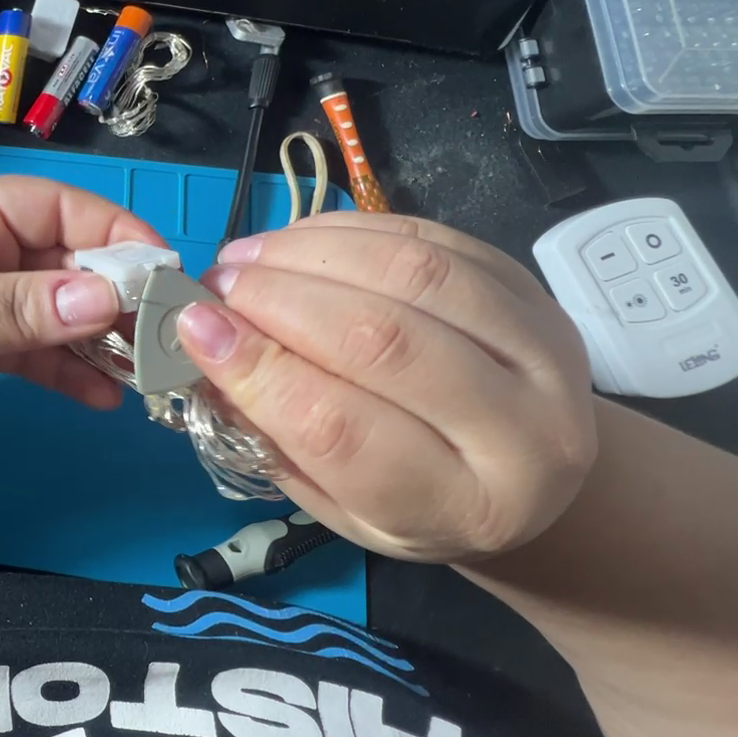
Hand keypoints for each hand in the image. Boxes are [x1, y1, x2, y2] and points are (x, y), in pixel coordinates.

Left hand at [0, 176, 164, 441]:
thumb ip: (17, 307)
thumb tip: (107, 299)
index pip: (58, 207)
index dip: (117, 233)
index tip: (167, 275)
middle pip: (65, 260)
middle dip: (114, 297)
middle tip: (168, 342)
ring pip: (53, 308)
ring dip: (95, 339)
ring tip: (145, 378)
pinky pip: (28, 347)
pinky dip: (60, 368)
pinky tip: (99, 397)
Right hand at [175, 212, 597, 562]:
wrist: (527, 474)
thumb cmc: (405, 498)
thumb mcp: (329, 497)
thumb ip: (267, 429)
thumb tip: (202, 341)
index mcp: (457, 505)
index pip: (339, 429)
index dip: (257, 370)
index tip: (195, 327)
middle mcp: (523, 432)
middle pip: (381, 341)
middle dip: (276, 300)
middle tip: (216, 285)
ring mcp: (542, 350)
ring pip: (412, 274)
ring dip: (307, 254)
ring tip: (244, 257)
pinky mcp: (531, 290)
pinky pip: (428, 238)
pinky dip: (344, 231)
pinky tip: (291, 243)